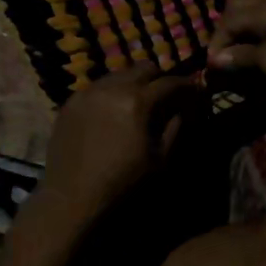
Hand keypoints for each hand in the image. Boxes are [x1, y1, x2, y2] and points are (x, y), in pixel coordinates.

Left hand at [37, 64, 197, 222]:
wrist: (71, 197)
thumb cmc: (122, 181)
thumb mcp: (160, 157)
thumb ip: (176, 126)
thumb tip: (184, 107)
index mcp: (137, 102)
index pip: (170, 82)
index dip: (186, 85)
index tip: (195, 89)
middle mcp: (112, 88)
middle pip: (144, 68)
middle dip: (160, 78)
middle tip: (166, 94)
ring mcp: (88, 92)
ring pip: (120, 74)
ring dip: (135, 82)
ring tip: (139, 101)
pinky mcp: (71, 101)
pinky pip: (99, 86)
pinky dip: (112, 91)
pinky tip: (114, 110)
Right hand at [207, 0, 265, 102]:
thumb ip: (239, 57)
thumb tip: (214, 59)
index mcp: (263, 9)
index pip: (228, 20)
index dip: (216, 42)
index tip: (212, 66)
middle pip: (239, 5)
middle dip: (227, 27)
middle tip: (224, 52)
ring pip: (257, 4)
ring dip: (244, 21)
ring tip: (240, 44)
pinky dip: (264, 21)